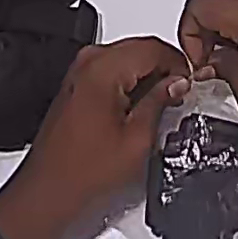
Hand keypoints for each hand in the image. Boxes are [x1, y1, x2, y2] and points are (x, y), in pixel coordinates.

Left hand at [0, 37, 190, 238]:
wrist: (48, 190)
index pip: (152, 48)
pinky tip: (138, 105)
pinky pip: (112, 67)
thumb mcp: (136, 140)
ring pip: (127, 56)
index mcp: (103, 69)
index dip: (178, 63)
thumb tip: (177, 83)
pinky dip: (129, 79)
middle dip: (163, 67)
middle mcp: (89, 61)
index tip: (189, 81)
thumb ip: (160, 102)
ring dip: (147, 73)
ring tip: (161, 103)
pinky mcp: (77, 80)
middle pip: (139, 48)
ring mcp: (80, 69)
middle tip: (180, 93)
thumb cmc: (83, 171)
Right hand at [178, 0, 237, 128]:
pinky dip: (233, 36)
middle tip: (206, 66)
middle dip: (199, 36)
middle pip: (207, 6)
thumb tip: (213, 65)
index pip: (195, 8)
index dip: (188, 38)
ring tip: (225, 69)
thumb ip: (222, 71)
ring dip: (216, 36)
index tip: (199, 63)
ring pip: (224, 11)